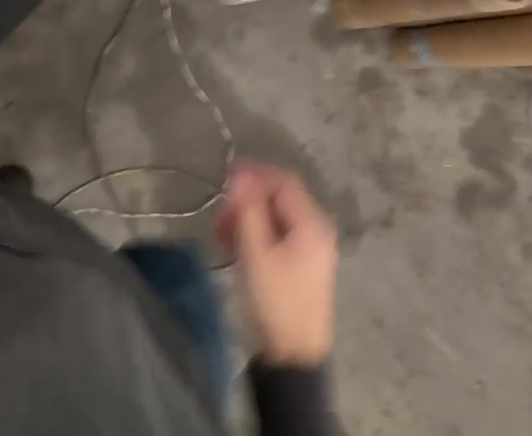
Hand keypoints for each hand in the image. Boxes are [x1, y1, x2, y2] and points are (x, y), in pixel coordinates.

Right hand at [215, 161, 338, 364]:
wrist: (293, 356)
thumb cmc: (276, 301)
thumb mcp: (257, 253)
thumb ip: (248, 210)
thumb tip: (239, 174)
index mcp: (311, 224)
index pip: (282, 182)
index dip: (253, 175)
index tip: (222, 179)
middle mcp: (314, 230)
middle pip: (277, 199)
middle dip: (245, 201)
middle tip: (217, 215)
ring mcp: (307, 248)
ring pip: (271, 218)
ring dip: (244, 219)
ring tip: (219, 234)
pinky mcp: (297, 264)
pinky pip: (273, 236)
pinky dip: (251, 236)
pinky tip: (230, 247)